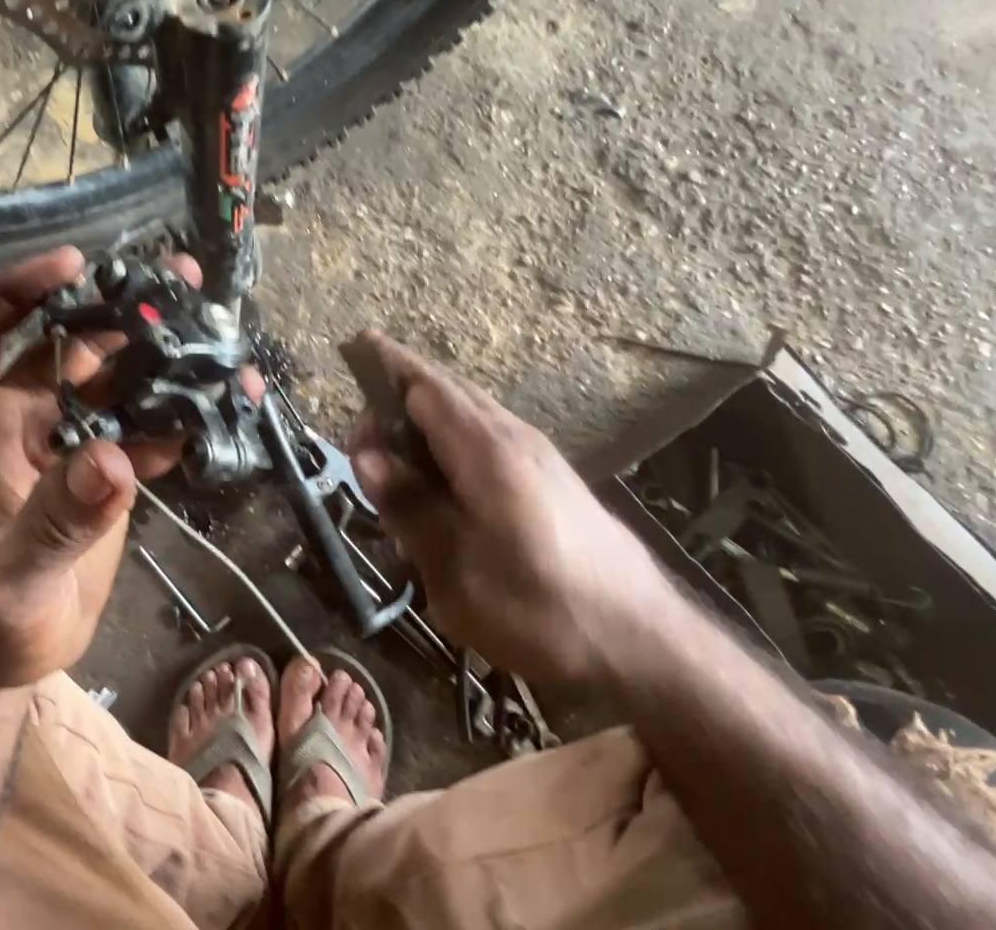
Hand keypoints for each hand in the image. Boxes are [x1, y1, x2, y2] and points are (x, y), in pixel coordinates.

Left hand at [0, 247, 217, 692]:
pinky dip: (172, 417)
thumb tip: (111, 459)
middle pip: (59, 347)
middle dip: (111, 313)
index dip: (13, 292)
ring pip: (105, 383)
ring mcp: (56, 449)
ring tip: (209, 328)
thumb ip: (53, 524)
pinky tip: (221, 404)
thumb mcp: (9, 583)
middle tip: (173, 283)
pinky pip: (135, 432)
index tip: (71, 265)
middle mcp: (9, 426)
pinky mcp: (92, 478)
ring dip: (153, 356)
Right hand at [345, 331, 679, 682]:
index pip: (425, 387)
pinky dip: (447, 451)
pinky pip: (485, 443)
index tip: (352, 351)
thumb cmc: (540, 610)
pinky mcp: (549, 480)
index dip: (386, 368)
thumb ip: (409, 507)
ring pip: (466, 418)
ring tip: (392, 480)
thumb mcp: (454, 571)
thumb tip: (366, 456)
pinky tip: (438, 499)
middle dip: (395, 402)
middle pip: (446, 394)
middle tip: (360, 448)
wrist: (643, 643)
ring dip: (421, 431)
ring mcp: (538, 458)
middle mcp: (514, 440)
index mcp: (487, 452)